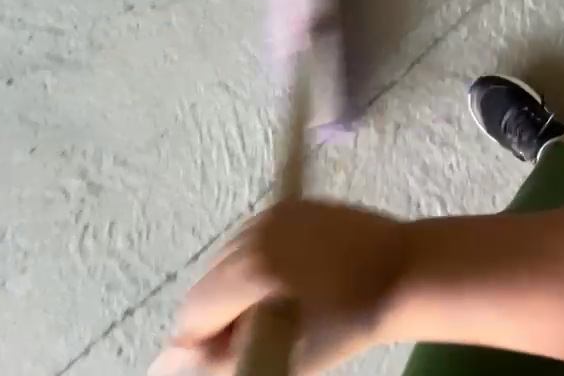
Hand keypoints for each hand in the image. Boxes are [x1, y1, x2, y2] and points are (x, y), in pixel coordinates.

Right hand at [153, 200, 404, 375]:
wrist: (403, 269)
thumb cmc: (348, 319)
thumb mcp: (279, 354)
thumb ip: (217, 361)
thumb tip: (159, 366)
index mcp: (251, 266)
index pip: (193, 314)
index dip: (205, 342)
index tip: (237, 352)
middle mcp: (259, 230)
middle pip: (208, 282)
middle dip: (220, 312)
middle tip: (257, 332)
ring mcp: (279, 211)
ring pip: (229, 258)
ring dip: (237, 285)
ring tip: (276, 306)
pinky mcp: (297, 204)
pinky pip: (257, 238)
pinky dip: (259, 259)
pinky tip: (287, 279)